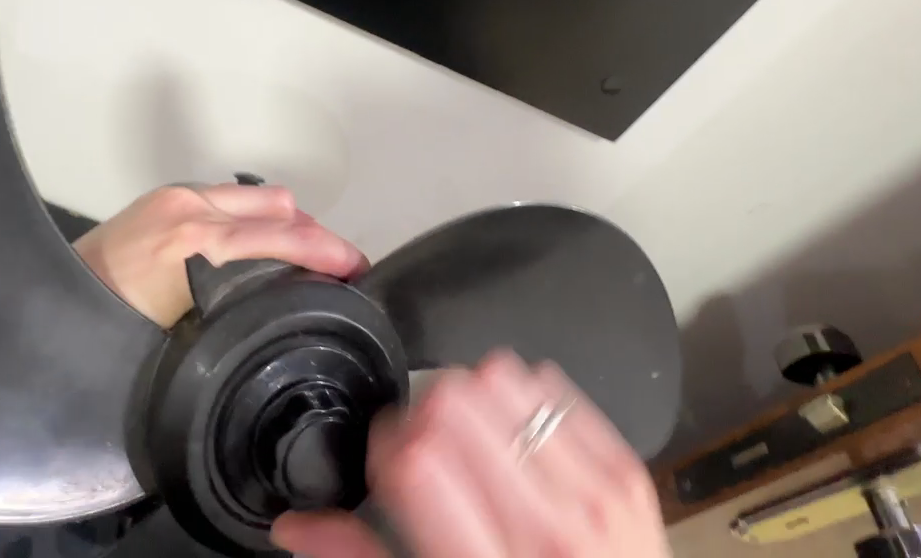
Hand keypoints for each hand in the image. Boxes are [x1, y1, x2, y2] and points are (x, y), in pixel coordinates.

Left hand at [73, 182, 368, 327]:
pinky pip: (228, 197)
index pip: (277, 236)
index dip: (323, 250)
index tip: (354, 266)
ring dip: (285, 222)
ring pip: (256, 196)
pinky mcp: (166, 196)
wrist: (46, 301)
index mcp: (194, 243)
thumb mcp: (178, 332)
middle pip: (277, 204)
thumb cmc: (108, 328)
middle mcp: (190, 206)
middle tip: (335, 265)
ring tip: (302, 256)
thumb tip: (281, 303)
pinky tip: (257, 245)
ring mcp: (177, 195)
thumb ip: (234, 307)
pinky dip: (254, 217)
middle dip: (312, 232)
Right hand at [272, 352, 670, 557]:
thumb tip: (296, 526)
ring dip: (475, 396)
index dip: (387, 437)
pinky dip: (525, 397)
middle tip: (429, 443)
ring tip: (475, 438)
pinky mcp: (623, 469)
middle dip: (426, 409)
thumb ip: (360, 557)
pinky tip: (518, 435)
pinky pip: (556, 387)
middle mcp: (545, 525)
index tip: (388, 452)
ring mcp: (593, 492)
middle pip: (458, 401)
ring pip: (505, 379)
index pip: (416, 455)